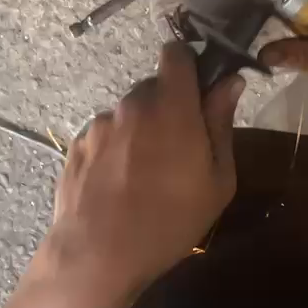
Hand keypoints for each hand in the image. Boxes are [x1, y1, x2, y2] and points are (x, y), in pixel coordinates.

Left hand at [33, 44, 245, 304]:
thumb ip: (222, 123)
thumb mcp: (217, 180)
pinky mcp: (77, 145)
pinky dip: (115, 151)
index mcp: (171, 106)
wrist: (97, 256)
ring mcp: (99, 124)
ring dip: (140, 131)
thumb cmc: (170, 221)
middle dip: (169, 107)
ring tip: (145, 175)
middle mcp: (131, 104)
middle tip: (179, 148)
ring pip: (128, 114)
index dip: (189, 64)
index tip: (199, 90)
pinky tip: (119, 186)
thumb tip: (230, 82)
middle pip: (153, 87)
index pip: (176, 52)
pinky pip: (105, 136)